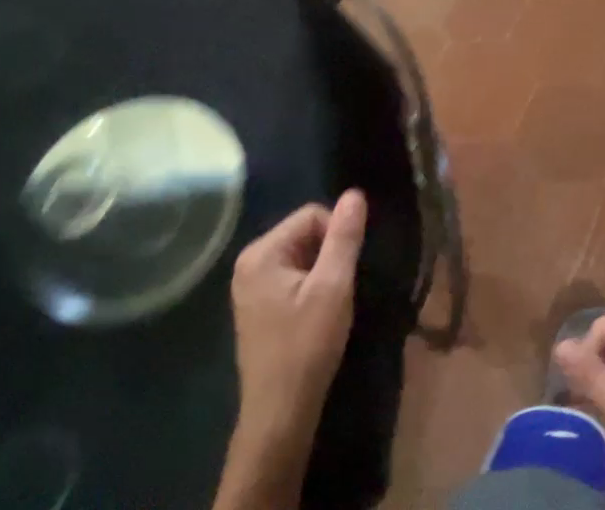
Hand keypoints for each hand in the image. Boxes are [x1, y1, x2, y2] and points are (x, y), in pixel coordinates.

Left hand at [229, 190, 366, 435]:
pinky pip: (292, 277)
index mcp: (261, 253)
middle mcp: (249, 263)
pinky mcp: (257, 306)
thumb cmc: (307, 345)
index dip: (339, 236)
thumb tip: (356, 193)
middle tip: (341, 290)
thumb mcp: (333, 287)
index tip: (348, 271)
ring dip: (323, 273)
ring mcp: (250, 286)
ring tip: (332, 304)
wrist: (280, 410)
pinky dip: (311, 288)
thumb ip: (344, 237)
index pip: (312, 215)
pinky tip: (318, 315)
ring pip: (302, 256)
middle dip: (330, 254)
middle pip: (305, 233)